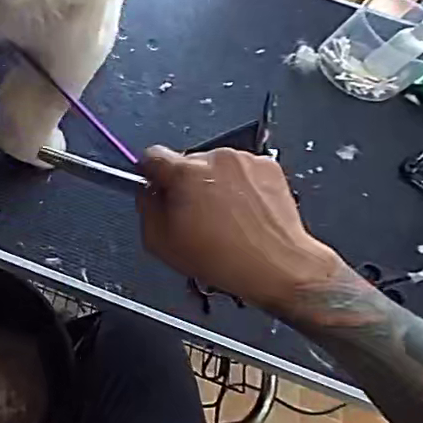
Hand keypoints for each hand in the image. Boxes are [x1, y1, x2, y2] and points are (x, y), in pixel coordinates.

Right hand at [136, 147, 345, 314]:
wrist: (277, 266)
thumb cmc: (225, 259)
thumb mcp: (161, 244)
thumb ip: (146, 209)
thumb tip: (147, 193)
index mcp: (185, 173)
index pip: (152, 156)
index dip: (151, 174)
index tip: (156, 187)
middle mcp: (216, 159)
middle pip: (187, 163)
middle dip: (186, 186)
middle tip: (194, 218)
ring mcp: (244, 161)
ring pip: (215, 168)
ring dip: (214, 187)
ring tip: (223, 221)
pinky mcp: (267, 167)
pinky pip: (242, 172)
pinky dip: (240, 188)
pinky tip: (242, 216)